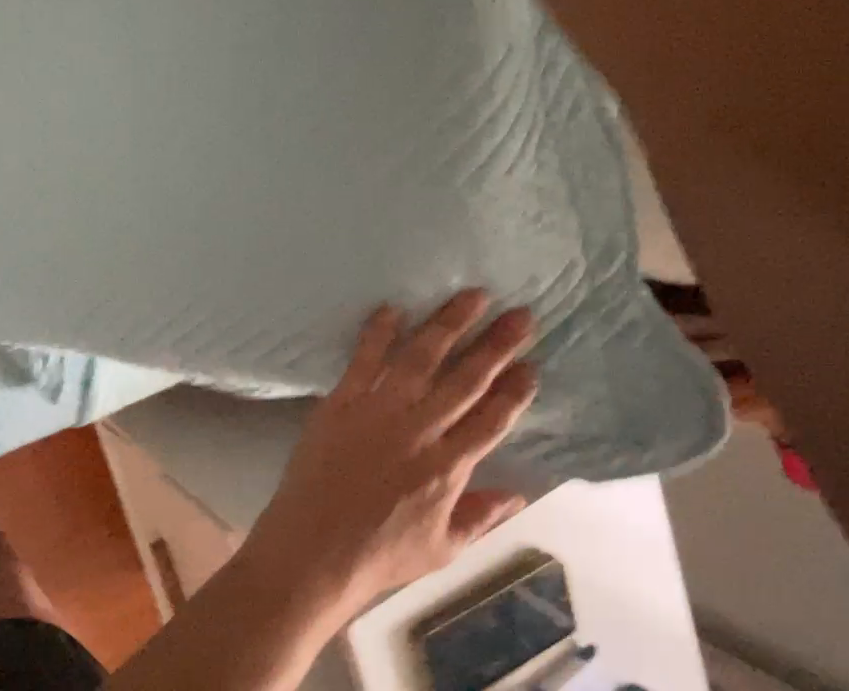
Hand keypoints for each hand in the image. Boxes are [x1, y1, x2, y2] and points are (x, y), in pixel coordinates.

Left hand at [240, 290, 538, 618]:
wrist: (315, 545)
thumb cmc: (381, 552)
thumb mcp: (445, 546)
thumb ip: (481, 516)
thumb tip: (518, 493)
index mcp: (449, 469)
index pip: (492, 420)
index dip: (515, 391)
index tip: (533, 365)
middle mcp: (418, 433)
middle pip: (464, 381)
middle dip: (495, 345)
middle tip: (520, 314)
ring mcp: (376, 413)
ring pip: (418, 360)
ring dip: (446, 325)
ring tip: (470, 296)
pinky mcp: (338, 404)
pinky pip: (361, 361)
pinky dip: (377, 333)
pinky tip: (392, 308)